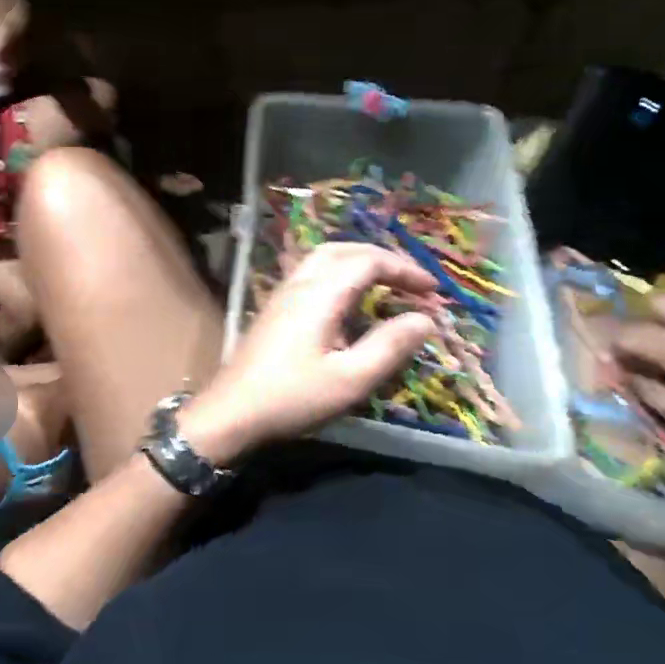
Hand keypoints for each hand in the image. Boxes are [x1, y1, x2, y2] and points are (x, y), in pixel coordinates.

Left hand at [184, 242, 436, 461]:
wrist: (230, 412)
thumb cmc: (292, 398)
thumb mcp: (351, 379)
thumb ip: (391, 346)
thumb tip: (426, 319)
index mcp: (318, 294)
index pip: (368, 261)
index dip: (404, 270)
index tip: (434, 291)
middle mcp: (297, 285)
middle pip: (341, 250)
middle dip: (380, 258)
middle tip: (410, 281)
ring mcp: (279, 297)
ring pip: (321, 261)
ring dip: (356, 264)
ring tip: (384, 286)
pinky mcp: (271, 312)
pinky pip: (309, 277)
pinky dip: (336, 277)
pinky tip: (346, 305)